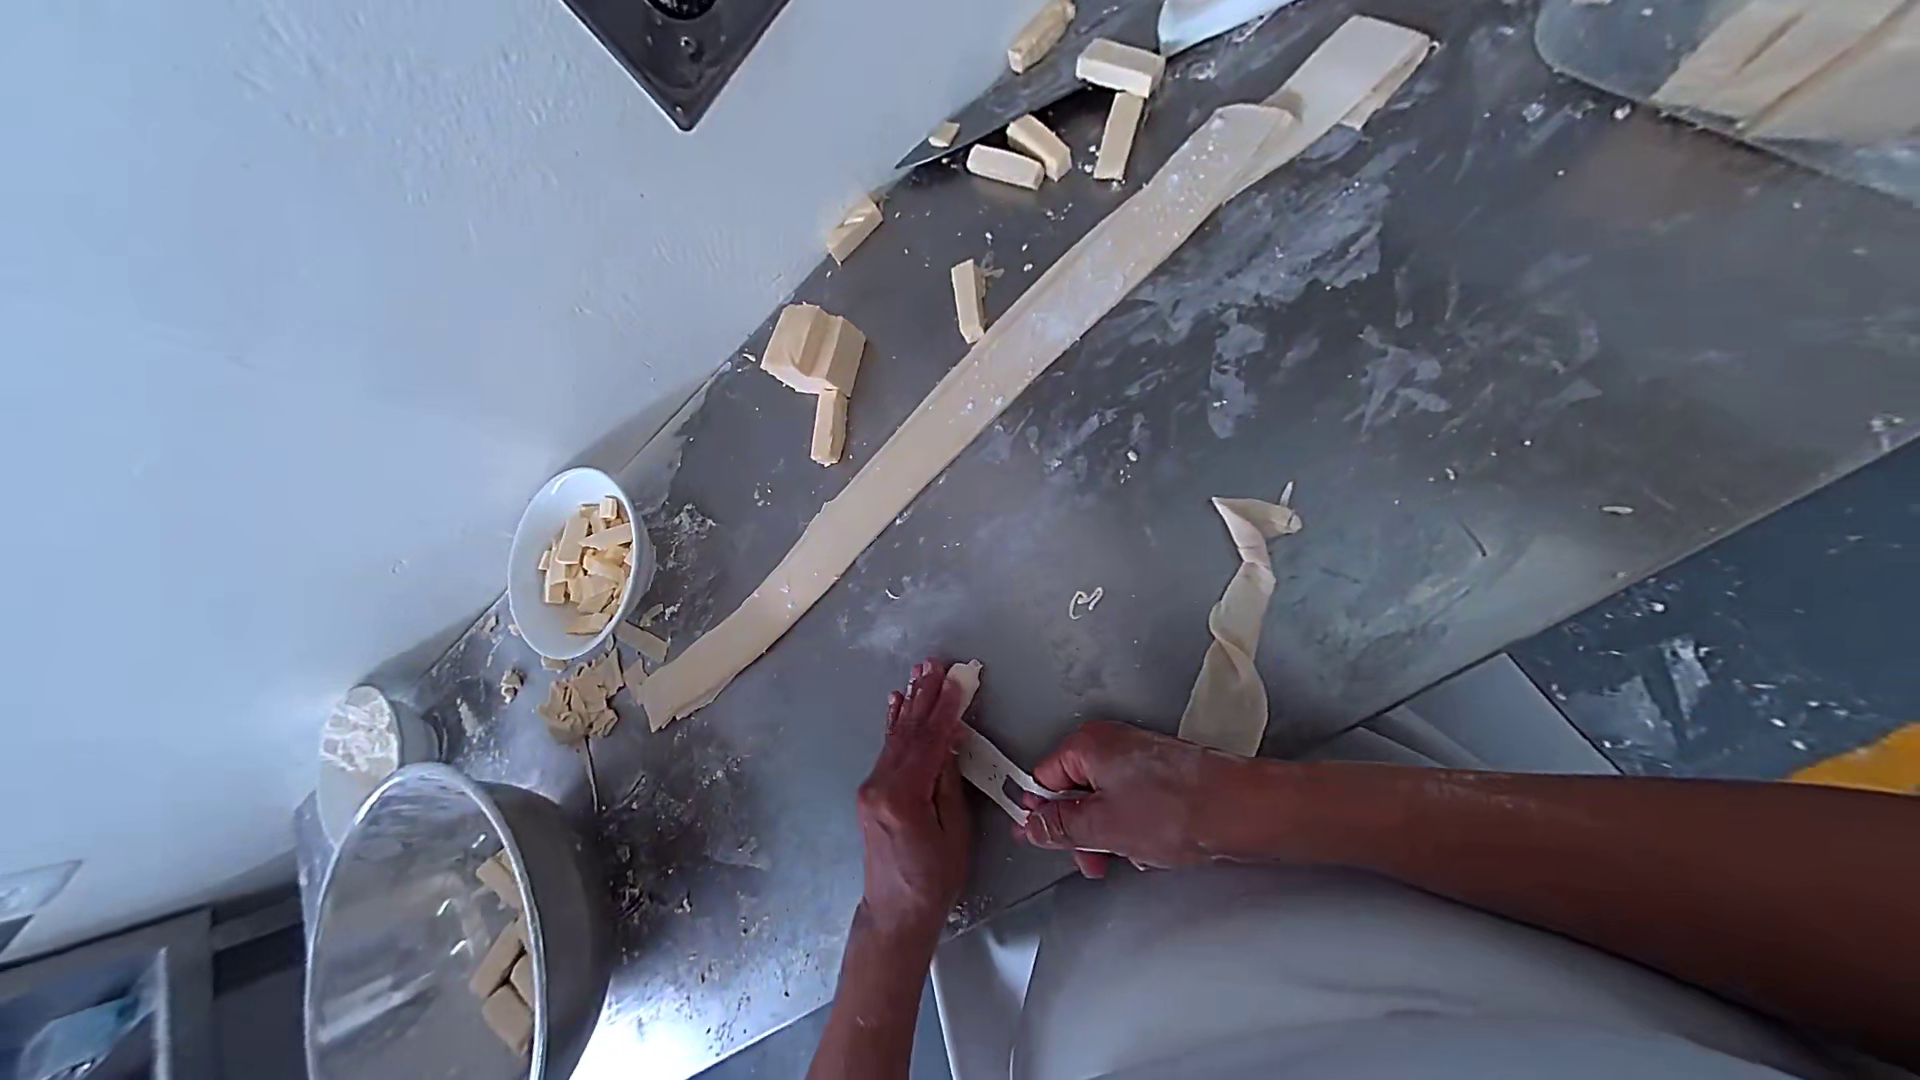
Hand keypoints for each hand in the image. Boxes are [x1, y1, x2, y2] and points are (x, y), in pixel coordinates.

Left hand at [855, 659, 971, 939]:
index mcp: (903, 796)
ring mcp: (871, 786)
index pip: (930, 741)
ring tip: (921, 673)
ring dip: (911, 702)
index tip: (958, 679)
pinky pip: (887, 749)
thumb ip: (949, 781)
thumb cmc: (933, 879)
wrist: (895, 913)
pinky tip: (897, 702)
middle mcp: (880, 785)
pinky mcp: (871, 791)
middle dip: (926, 694)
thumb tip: (950, 739)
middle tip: (937, 664)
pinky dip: (894, 723)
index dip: (946, 708)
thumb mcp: (954, 831)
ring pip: (896, 736)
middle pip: (909, 731)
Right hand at [1017, 720, 1245, 878]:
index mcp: (1087, 744)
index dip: (1040, 813)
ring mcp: (1136, 754)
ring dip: (1107, 831)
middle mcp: (1109, 742)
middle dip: (1079, 829)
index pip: (1042, 778)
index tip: (1037, 836)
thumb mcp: (1103, 827)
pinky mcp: (1158, 770)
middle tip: (1092, 857)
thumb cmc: (1180, 808)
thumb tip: (1034, 825)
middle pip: (1072, 789)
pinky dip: (1130, 824)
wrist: (1241, 810)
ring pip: (1101, 798)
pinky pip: (1127, 799)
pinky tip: (1149, 844)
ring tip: (1129, 852)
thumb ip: (1059, 827)